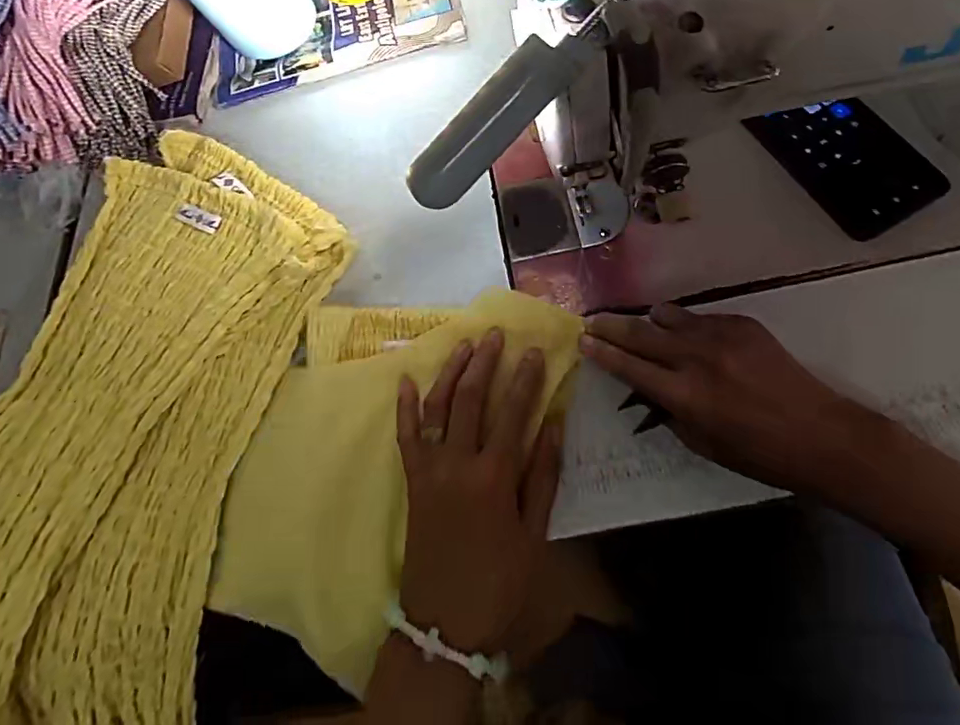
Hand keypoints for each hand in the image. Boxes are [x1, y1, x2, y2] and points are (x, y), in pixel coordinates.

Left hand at [395, 330, 563, 654]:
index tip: (533, 351)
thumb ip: (543, 476)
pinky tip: (407, 381)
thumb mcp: (533, 533)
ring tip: (462, 345)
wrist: (443, 624)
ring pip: (438, 409)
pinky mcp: (413, 482)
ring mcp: (430, 471)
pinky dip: (406, 408)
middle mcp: (458, 464)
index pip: (513, 413)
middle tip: (495, 334)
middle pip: (471, 400)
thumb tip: (553, 424)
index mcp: (494, 476)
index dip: (525, 379)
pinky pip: (407, 437)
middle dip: (484, 363)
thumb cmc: (498, 581)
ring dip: (450, 373)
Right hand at [581, 304, 886, 494]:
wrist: (820, 433)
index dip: (604, 353)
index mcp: (685, 395)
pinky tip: (692, 337)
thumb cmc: (761, 454)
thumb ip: (672, 415)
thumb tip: (651, 392)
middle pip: (642, 334)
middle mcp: (697, 359)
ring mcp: (721, 335)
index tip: (585, 341)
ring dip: (651, 321)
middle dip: (612, 326)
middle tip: (594, 320)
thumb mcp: (706, 445)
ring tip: (643, 325)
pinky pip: (702, 318)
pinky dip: (688, 325)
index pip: (630, 367)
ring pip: (670, 316)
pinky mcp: (742, 324)